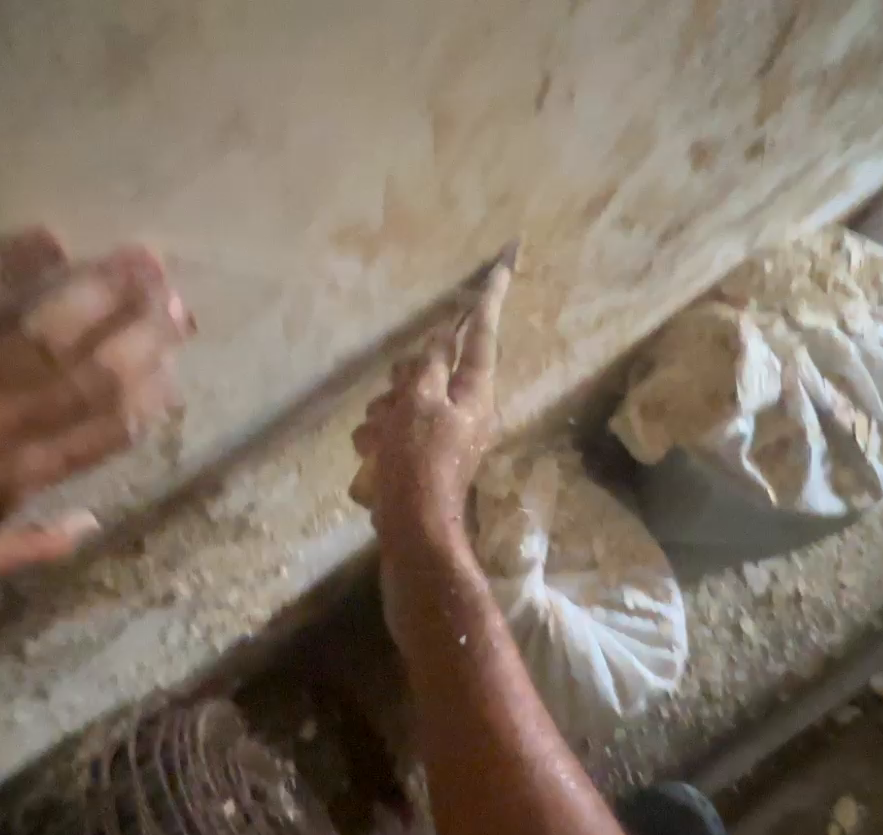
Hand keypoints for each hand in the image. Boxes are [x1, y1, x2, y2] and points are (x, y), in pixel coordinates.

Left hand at [0, 227, 192, 625]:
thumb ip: (26, 548)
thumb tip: (96, 525)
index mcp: (7, 491)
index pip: (100, 435)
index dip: (148, 395)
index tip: (177, 361)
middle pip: (83, 381)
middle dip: (140, 336)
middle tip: (177, 296)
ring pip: (33, 343)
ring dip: (96, 298)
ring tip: (142, 261)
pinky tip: (47, 240)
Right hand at [351, 263, 510, 546]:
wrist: (411, 527)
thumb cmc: (417, 462)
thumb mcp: (418, 402)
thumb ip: (429, 364)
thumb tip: (443, 336)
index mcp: (474, 393)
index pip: (482, 334)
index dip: (488, 297)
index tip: (507, 260)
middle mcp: (465, 408)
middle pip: (431, 368)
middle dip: (403, 380)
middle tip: (393, 404)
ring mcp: (444, 432)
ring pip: (406, 398)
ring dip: (385, 414)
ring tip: (381, 441)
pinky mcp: (423, 452)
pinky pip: (397, 427)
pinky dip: (382, 438)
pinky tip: (376, 456)